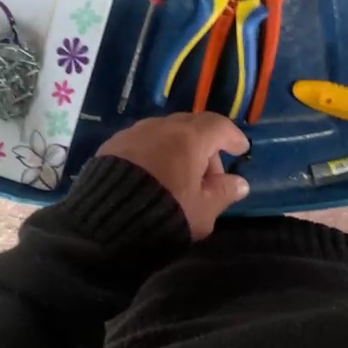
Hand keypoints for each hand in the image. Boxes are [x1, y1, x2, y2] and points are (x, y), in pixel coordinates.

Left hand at [97, 113, 249, 238]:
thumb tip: (239, 183)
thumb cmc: (166, 213)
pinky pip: (141, 143)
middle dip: (205, 146)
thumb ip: (223, 193)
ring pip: (164, 133)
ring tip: (180, 177)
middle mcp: (160, 127)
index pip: (218, 126)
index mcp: (188, 138)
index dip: (232, 137)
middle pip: (190, 126)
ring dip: (177, 149)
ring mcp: (133, 133)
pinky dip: (154, 153)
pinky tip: (153, 175)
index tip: (240, 149)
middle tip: (210, 175)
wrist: (107, 221)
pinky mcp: (111, 145)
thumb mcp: (202, 210)